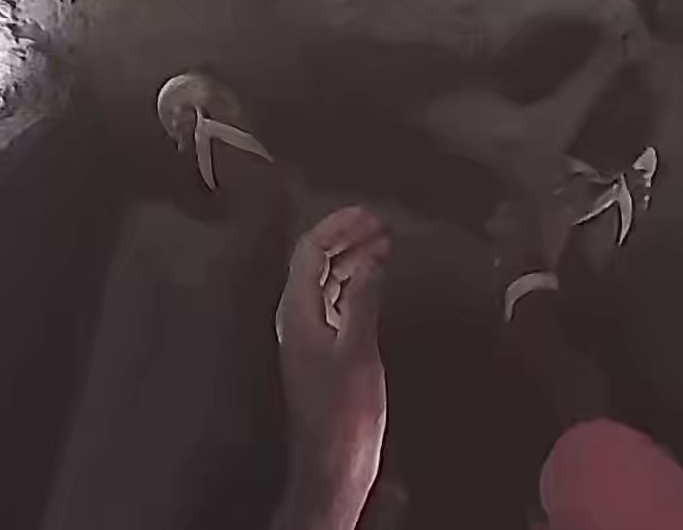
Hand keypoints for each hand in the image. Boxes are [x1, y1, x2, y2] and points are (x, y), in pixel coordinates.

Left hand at [273, 207, 390, 529]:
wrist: (333, 468)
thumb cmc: (344, 412)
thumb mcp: (358, 350)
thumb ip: (363, 298)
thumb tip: (372, 257)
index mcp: (297, 310)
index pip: (311, 251)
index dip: (337, 226)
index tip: (367, 213)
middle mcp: (297, 314)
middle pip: (317, 260)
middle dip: (348, 236)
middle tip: (380, 223)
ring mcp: (309, 329)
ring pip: (328, 277)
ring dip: (354, 256)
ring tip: (384, 242)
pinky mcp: (322, 344)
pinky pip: (336, 297)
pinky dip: (356, 280)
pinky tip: (376, 275)